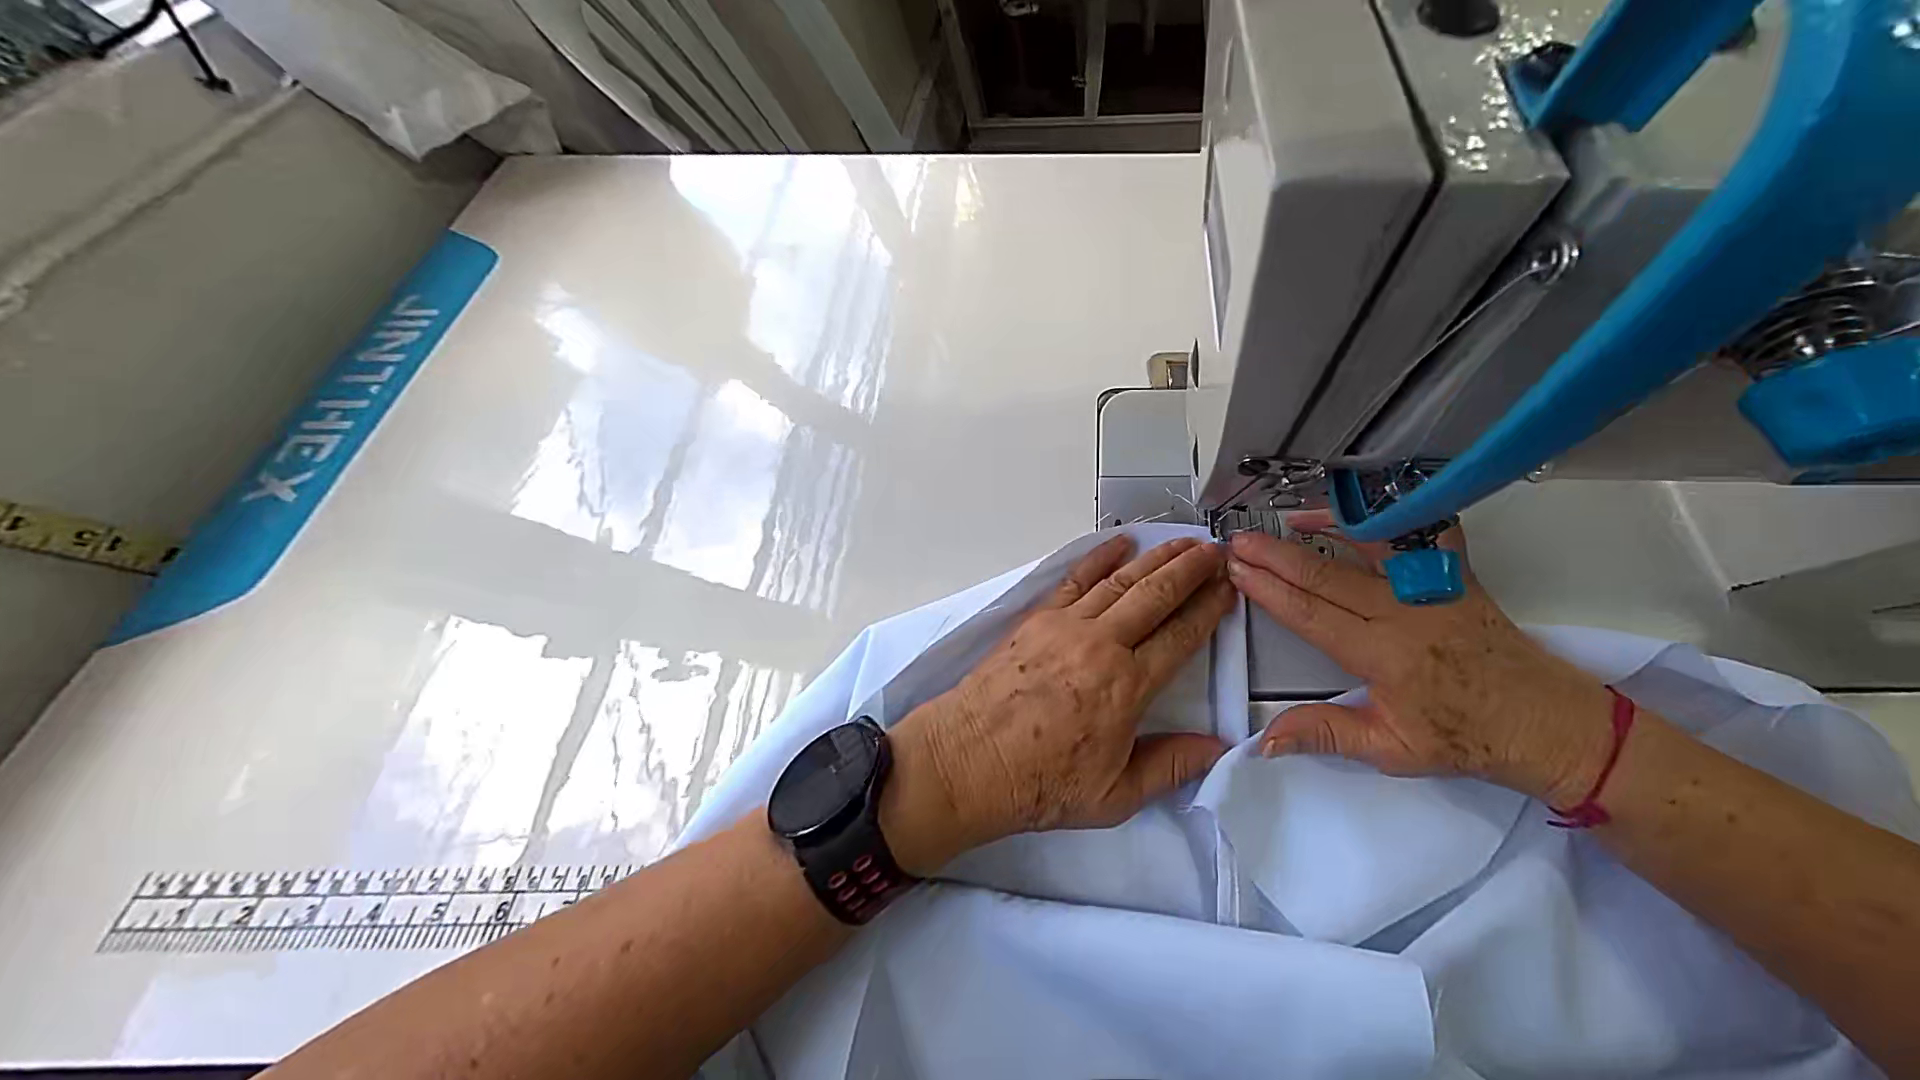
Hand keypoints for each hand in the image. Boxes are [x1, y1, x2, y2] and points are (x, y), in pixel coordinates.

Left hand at [881, 535, 1236, 873]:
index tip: (1227, 591)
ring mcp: (1065, 627)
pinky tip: (1118, 545)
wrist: (969, 761)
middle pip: (1156, 596)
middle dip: (1190, 570)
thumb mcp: (1115, 795)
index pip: (1181, 637)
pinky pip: (1074, 580)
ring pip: (1120, 581)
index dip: (1209, 610)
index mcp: (1127, 687)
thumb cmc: (1038, 783)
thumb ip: (1172, 767)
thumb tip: (1219, 748)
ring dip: (1155, 559)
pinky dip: (1098, 558)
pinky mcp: (1035, 620)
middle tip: (1215, 552)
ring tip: (1181, 543)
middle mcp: (1100, 646)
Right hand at [1225, 513, 1613, 807]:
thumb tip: (1265, 741)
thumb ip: (1324, 734)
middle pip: (1326, 574)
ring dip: (1323, 528)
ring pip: (1368, 546)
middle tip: (1239, 542)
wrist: (1548, 724)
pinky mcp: (1456, 578)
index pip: (1310, 614)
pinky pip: (1420, 536)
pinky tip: (1357, 513)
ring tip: (1285, 519)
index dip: (1269, 590)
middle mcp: (1405, 614)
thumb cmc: (1466, 738)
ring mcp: (1433, 590)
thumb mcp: (1390, 749)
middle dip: (1275, 555)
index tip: (1237, 572)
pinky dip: (1385, 520)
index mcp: (1384, 656)